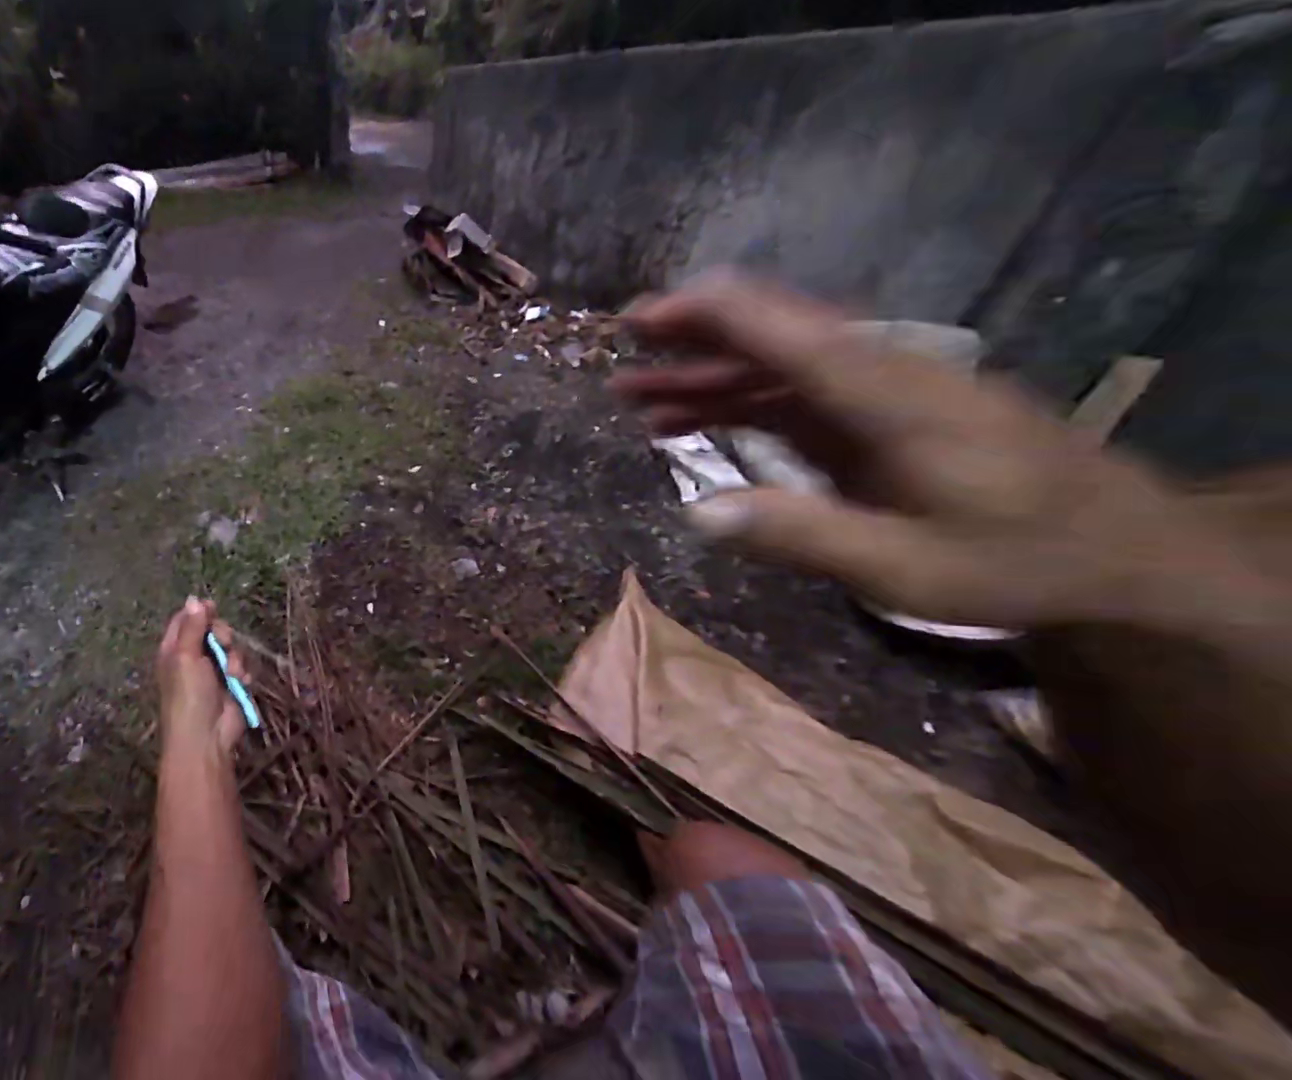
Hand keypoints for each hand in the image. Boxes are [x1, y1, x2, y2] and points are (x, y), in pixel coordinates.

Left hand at [156, 597, 250, 755]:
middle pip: (212, 630)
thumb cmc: (188, 695)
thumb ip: (192, 626)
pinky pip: (243, 667)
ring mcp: (213, 672)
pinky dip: (243, 674)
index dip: (199, 612)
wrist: (206, 737)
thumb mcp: (186, 656)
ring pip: (231, 648)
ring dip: (236, 658)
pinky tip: (241, 683)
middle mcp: (193, 658)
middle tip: (224, 643)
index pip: (185, 620)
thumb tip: (194, 599)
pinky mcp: (232, 685)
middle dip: (223, 635)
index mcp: (174, 650)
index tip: (212, 607)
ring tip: (232, 674)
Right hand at [609, 272, 1250, 629]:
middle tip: (623, 336)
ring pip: (772, 366)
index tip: (646, 317)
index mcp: (890, 396)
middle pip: (774, 333)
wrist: (1121, 553)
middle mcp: (879, 377)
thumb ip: (801, 535)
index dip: (714, 314)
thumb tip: (696, 511)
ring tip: (633, 394)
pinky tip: (686, 422)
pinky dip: (731, 404)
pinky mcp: (869, 418)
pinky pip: (786, 397)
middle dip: (694, 333)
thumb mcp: (905, 568)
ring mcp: (874, 395)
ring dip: (702, 375)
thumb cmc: (1016, 559)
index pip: (789, 331)